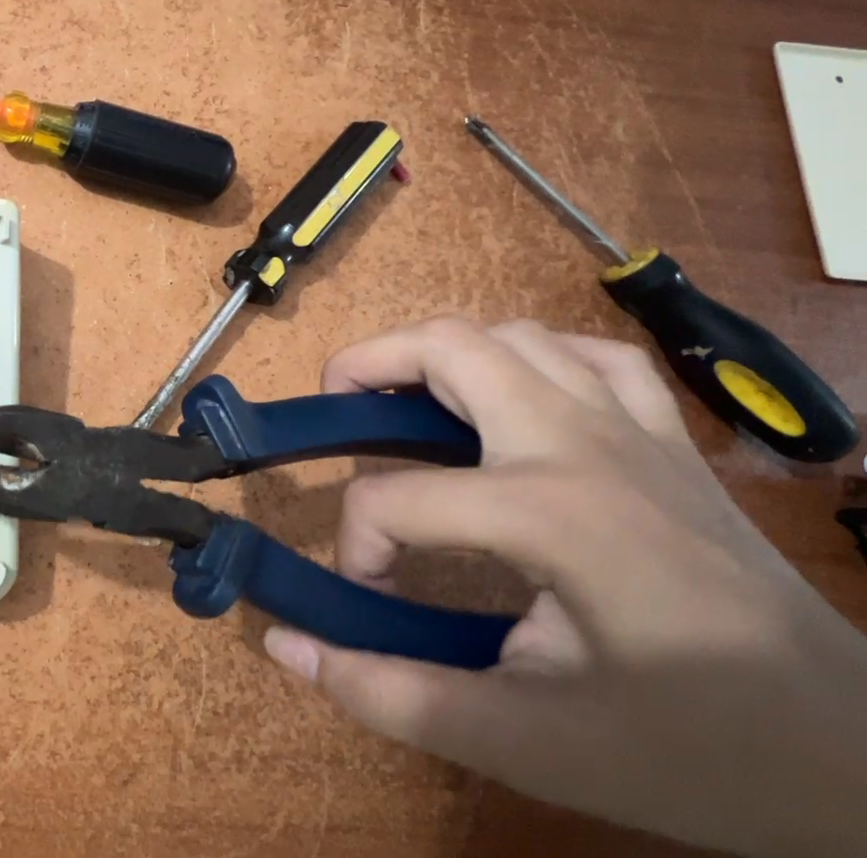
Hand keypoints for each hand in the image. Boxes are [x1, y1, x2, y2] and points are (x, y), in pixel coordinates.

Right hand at [263, 317, 866, 857]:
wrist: (858, 757)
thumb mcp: (526, 741)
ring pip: (515, 335)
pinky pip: (591, 358)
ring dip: (443, 355)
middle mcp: (584, 446)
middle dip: (366, 365)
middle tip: (335, 414)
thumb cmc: (689, 749)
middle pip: (449, 348)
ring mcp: (637, 433)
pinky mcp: (671, 442)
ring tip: (406, 404)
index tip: (368, 593)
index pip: (394, 500)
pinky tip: (514, 400)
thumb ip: (389, 693)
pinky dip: (532, 358)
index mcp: (548, 513)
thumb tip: (285, 645)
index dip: (356, 545)